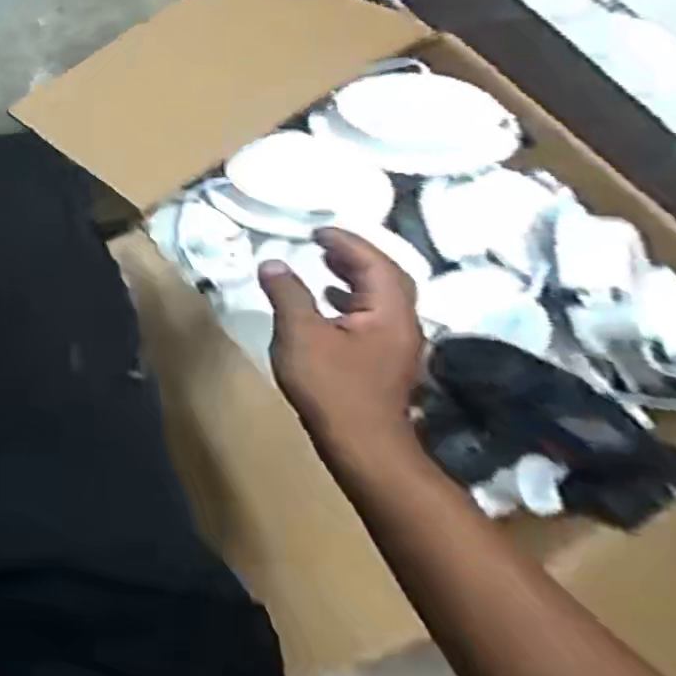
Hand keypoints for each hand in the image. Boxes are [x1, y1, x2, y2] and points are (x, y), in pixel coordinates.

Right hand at [258, 227, 426, 450]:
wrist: (361, 443)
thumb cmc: (331, 385)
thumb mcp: (300, 334)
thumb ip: (288, 294)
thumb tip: (273, 263)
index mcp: (390, 314)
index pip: (377, 266)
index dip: (349, 244)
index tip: (319, 231)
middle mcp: (402, 325)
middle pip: (387, 279)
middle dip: (355, 257)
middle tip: (321, 243)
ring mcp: (395, 346)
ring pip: (381, 299)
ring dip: (353, 278)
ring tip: (323, 266)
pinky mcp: (381, 361)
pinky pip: (371, 316)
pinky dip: (349, 301)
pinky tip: (327, 305)